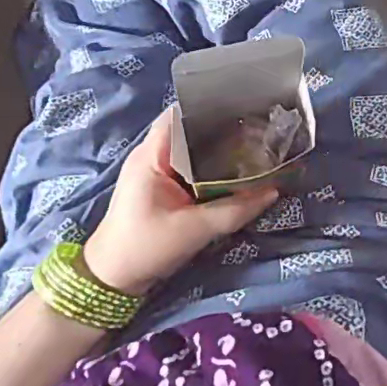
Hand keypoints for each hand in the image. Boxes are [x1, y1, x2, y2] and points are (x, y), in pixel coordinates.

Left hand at [83, 107, 278, 295]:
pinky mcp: (161, 187)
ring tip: (254, 146)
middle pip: (190, 129)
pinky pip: (190, 168)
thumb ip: (235, 210)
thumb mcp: (194, 230)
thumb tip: (273, 191)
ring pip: (191, 149)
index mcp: (152, 155)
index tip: (244, 107)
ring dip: (218, 149)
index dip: (210, 107)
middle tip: (258, 130)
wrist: (113, 279)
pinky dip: (211, 167)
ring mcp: (155, 171)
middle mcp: (152, 155)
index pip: (180, 114)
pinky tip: (235, 171)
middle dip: (223, 128)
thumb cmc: (145, 248)